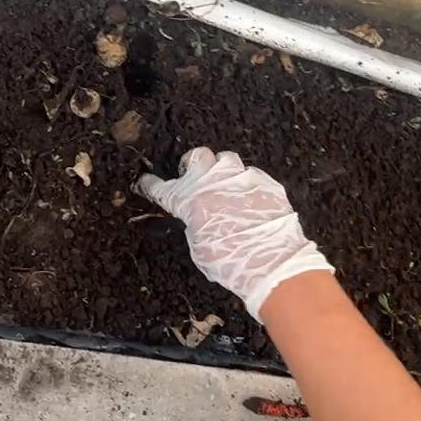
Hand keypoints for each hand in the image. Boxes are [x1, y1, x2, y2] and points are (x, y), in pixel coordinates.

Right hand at [137, 147, 331, 318]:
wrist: (274, 264)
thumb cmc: (232, 261)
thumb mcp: (198, 247)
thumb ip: (193, 223)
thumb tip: (195, 216)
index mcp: (189, 200)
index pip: (161, 186)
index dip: (151, 185)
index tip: (147, 183)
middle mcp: (213, 182)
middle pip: (196, 156)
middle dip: (192, 165)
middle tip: (193, 178)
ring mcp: (241, 178)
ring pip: (225, 159)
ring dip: (221, 170)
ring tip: (224, 185)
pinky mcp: (265, 182)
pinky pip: (250, 174)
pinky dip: (245, 185)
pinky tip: (247, 200)